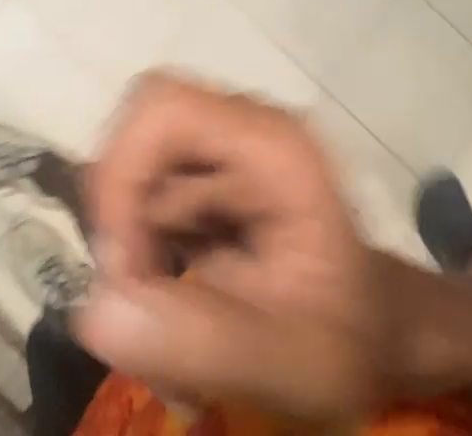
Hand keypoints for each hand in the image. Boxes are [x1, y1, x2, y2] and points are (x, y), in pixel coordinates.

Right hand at [74, 71, 383, 419]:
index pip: (165, 110)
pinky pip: (142, 195)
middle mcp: (243, 132)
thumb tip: (97, 310)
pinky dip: (136, 249)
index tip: (123, 264)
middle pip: (139, 133)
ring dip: (127, 242)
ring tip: (158, 313)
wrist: (374, 337)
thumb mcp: (291, 361)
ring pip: (133, 168)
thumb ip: (204, 340)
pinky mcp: (204, 179)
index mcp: (274, 149)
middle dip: (120, 215)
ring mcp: (222, 152)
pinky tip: (167, 301)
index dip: (123, 173)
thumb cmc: (350, 341)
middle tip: (136, 292)